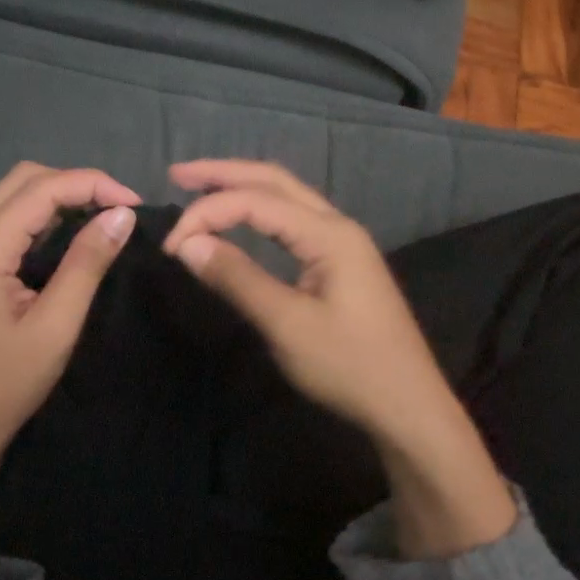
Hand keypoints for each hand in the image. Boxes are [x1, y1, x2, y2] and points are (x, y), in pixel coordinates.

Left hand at [0, 162, 138, 579]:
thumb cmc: (3, 387)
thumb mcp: (55, 328)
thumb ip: (86, 264)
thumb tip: (122, 214)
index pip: (40, 190)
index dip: (92, 184)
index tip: (135, 204)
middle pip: (20, 180)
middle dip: (74, 183)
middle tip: (118, 209)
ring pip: (6, 196)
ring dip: (53, 197)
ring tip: (98, 218)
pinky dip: (33, 216)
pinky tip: (62, 237)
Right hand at [163, 159, 514, 558]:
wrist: (408, 406)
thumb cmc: (349, 366)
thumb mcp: (287, 324)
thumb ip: (238, 278)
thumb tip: (188, 244)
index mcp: (329, 234)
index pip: (256, 201)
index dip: (207, 214)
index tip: (170, 246)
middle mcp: (338, 226)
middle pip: (275, 181)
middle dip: (225, 174)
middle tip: (177, 174)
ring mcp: (344, 244)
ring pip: (288, 198)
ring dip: (244, 188)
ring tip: (202, 187)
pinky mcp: (343, 264)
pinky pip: (296, 221)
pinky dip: (262, 212)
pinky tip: (245, 220)